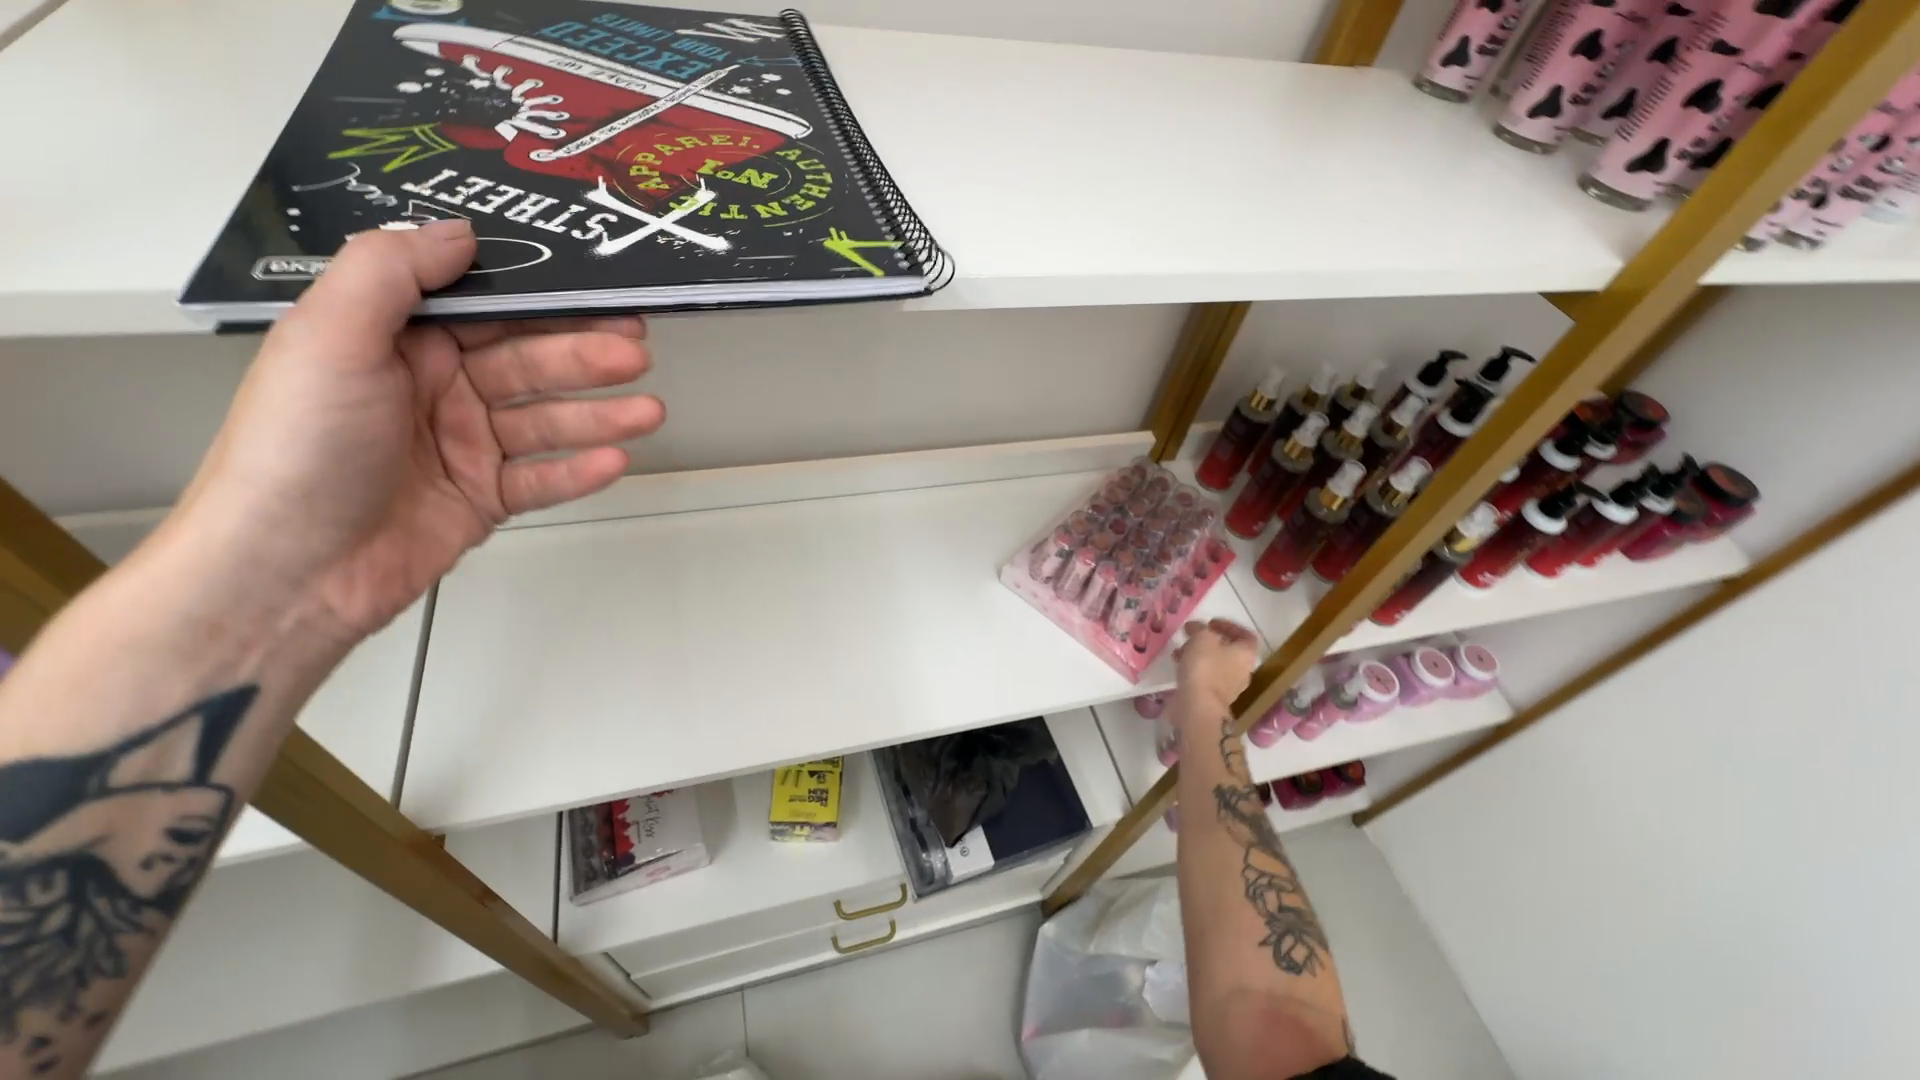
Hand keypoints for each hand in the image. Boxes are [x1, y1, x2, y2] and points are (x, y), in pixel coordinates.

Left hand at [164, 219, 662, 643]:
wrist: (287, 574)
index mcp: (396, 341)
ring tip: (648, 412)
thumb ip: (391, 273)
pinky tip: (615, 460)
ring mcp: (464, 446)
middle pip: (528, 364)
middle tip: (637, 353)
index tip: (601, 292)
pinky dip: (580, 472)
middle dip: (586, 357)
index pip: (488, 308)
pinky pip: (543, 480)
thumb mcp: (328, 339)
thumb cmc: (297, 450)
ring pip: (546, 422)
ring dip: (599, 416)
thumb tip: (459, 231)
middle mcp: (436, 388)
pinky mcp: (483, 499)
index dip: (546, 300)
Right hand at [1175, 618, 1261, 717]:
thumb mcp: (1202, 638)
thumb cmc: (1205, 668)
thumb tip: (1195, 627)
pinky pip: (1205, 676)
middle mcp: (1242, 670)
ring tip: (1180, 649)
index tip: (1210, 623)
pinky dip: (1193, 668)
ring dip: (1198, 653)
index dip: (1229, 626)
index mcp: (1246, 654)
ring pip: (1214, 663)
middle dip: (1209, 640)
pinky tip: (1178, 664)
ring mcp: (1228, 686)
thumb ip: (1200, 628)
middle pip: (1229, 650)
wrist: (1197, 707)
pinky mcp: (1212, 697)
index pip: (1246, 635)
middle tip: (1192, 635)